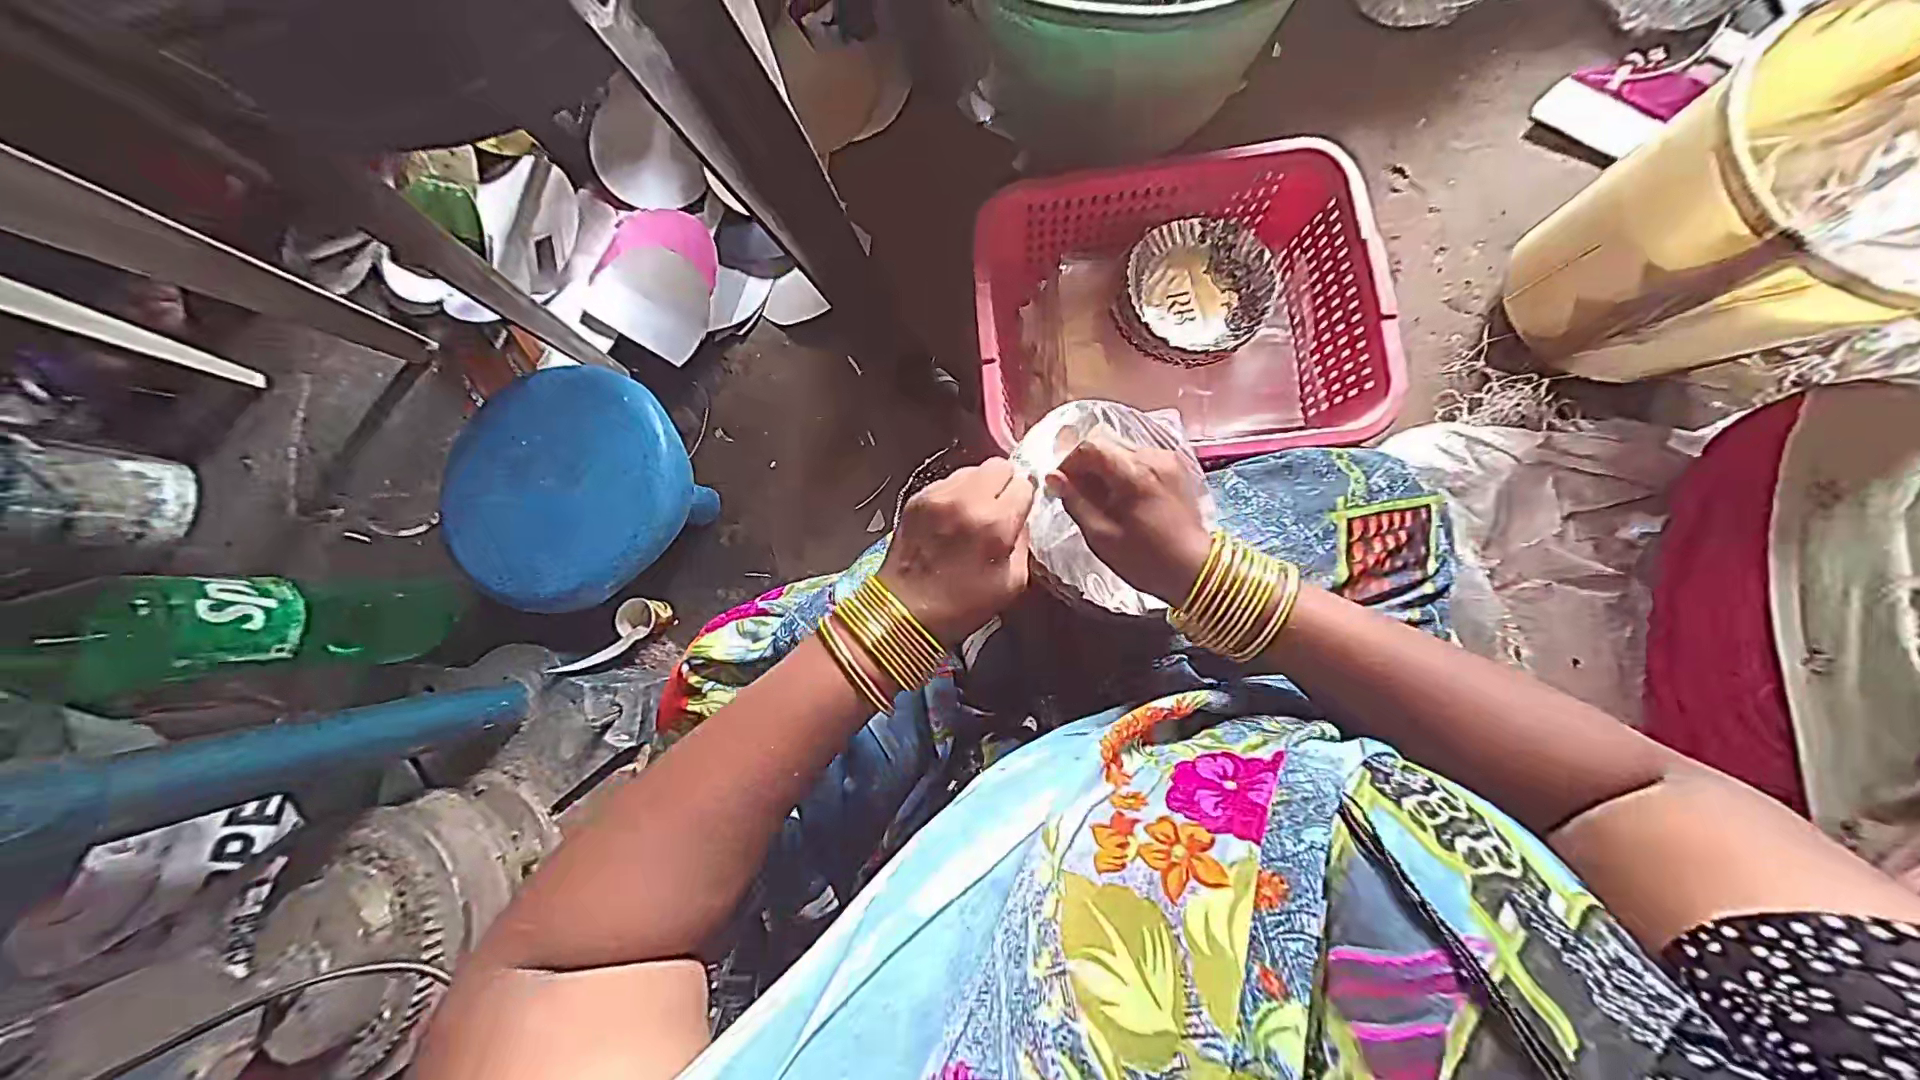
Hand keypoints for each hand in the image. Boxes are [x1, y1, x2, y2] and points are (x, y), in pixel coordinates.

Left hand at [878, 457, 1035, 643]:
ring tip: (974, 514)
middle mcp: (966, 499)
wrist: (906, 609)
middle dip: (1005, 484)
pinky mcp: (917, 497)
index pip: (1024, 485)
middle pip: (999, 466)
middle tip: (999, 508)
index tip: (1018, 513)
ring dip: (980, 487)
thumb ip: (1024, 542)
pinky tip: (952, 518)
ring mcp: (938, 495)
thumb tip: (1020, 518)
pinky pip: (949, 481)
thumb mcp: (1013, 583)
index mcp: (994, 522)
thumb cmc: (963, 604)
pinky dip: (956, 493)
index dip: (1024, 499)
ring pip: (972, 470)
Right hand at [1050, 433, 1212, 604]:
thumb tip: (1053, 477)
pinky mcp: (1176, 467)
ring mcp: (1168, 460)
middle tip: (1077, 493)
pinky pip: (1139, 459)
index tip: (1061, 484)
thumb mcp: (1101, 536)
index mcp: (1134, 474)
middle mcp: (1153, 457)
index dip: (1068, 462)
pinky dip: (1124, 472)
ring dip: (1105, 469)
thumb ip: (1075, 501)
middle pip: (1106, 445)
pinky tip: (1122, 497)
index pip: (1089, 447)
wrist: (1195, 570)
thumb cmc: (1145, 560)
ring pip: (1122, 451)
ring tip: (1101, 498)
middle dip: (1086, 466)